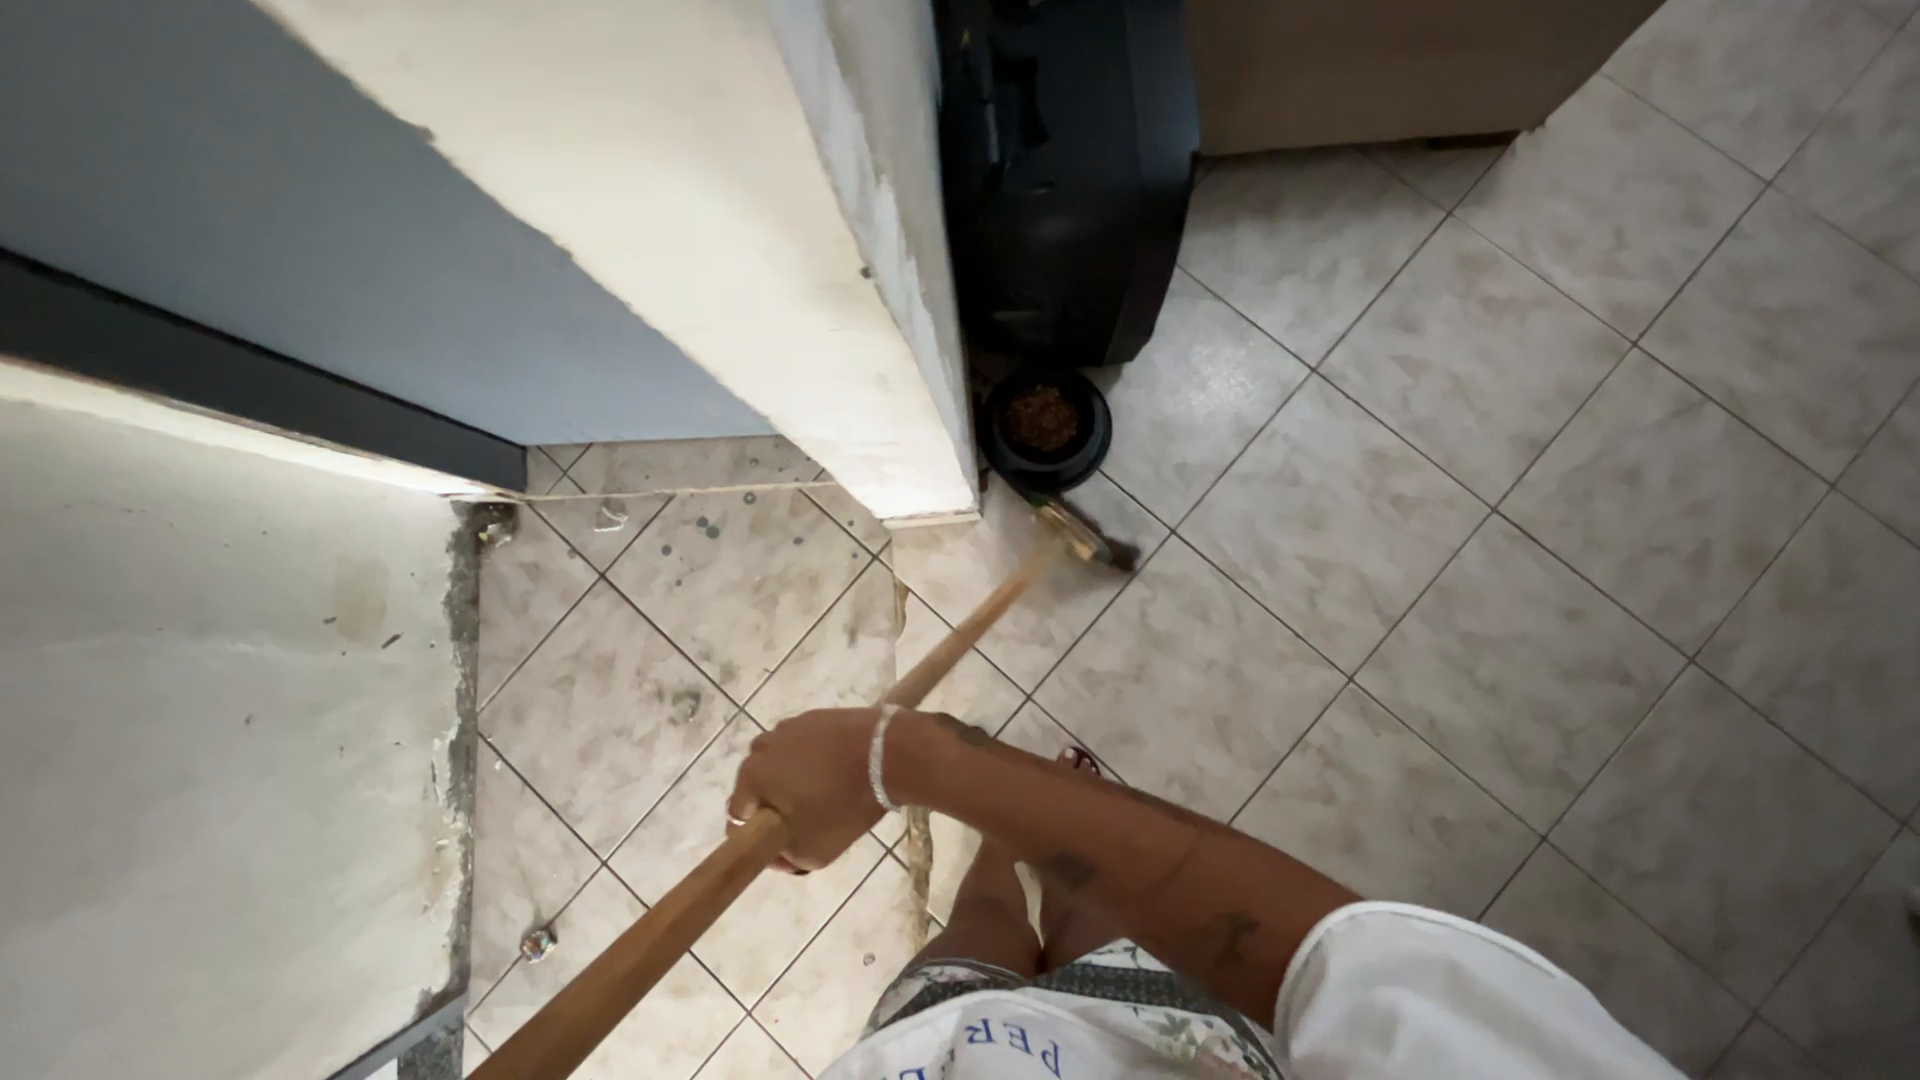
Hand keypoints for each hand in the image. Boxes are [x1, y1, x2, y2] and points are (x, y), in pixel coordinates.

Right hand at [727, 707, 897, 872]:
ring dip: (795, 778)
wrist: (890, 752)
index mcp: (752, 776)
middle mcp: (763, 745)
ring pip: (782, 763)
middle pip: (759, 785)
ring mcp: (791, 725)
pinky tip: (839, 770)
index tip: (784, 843)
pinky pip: (805, 745)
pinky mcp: (817, 715)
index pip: (739, 816)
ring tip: (827, 792)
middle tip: (807, 819)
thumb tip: (776, 851)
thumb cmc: (844, 804)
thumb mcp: (812, 851)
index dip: (758, 836)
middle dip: (776, 804)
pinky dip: (815, 758)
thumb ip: (783, 857)